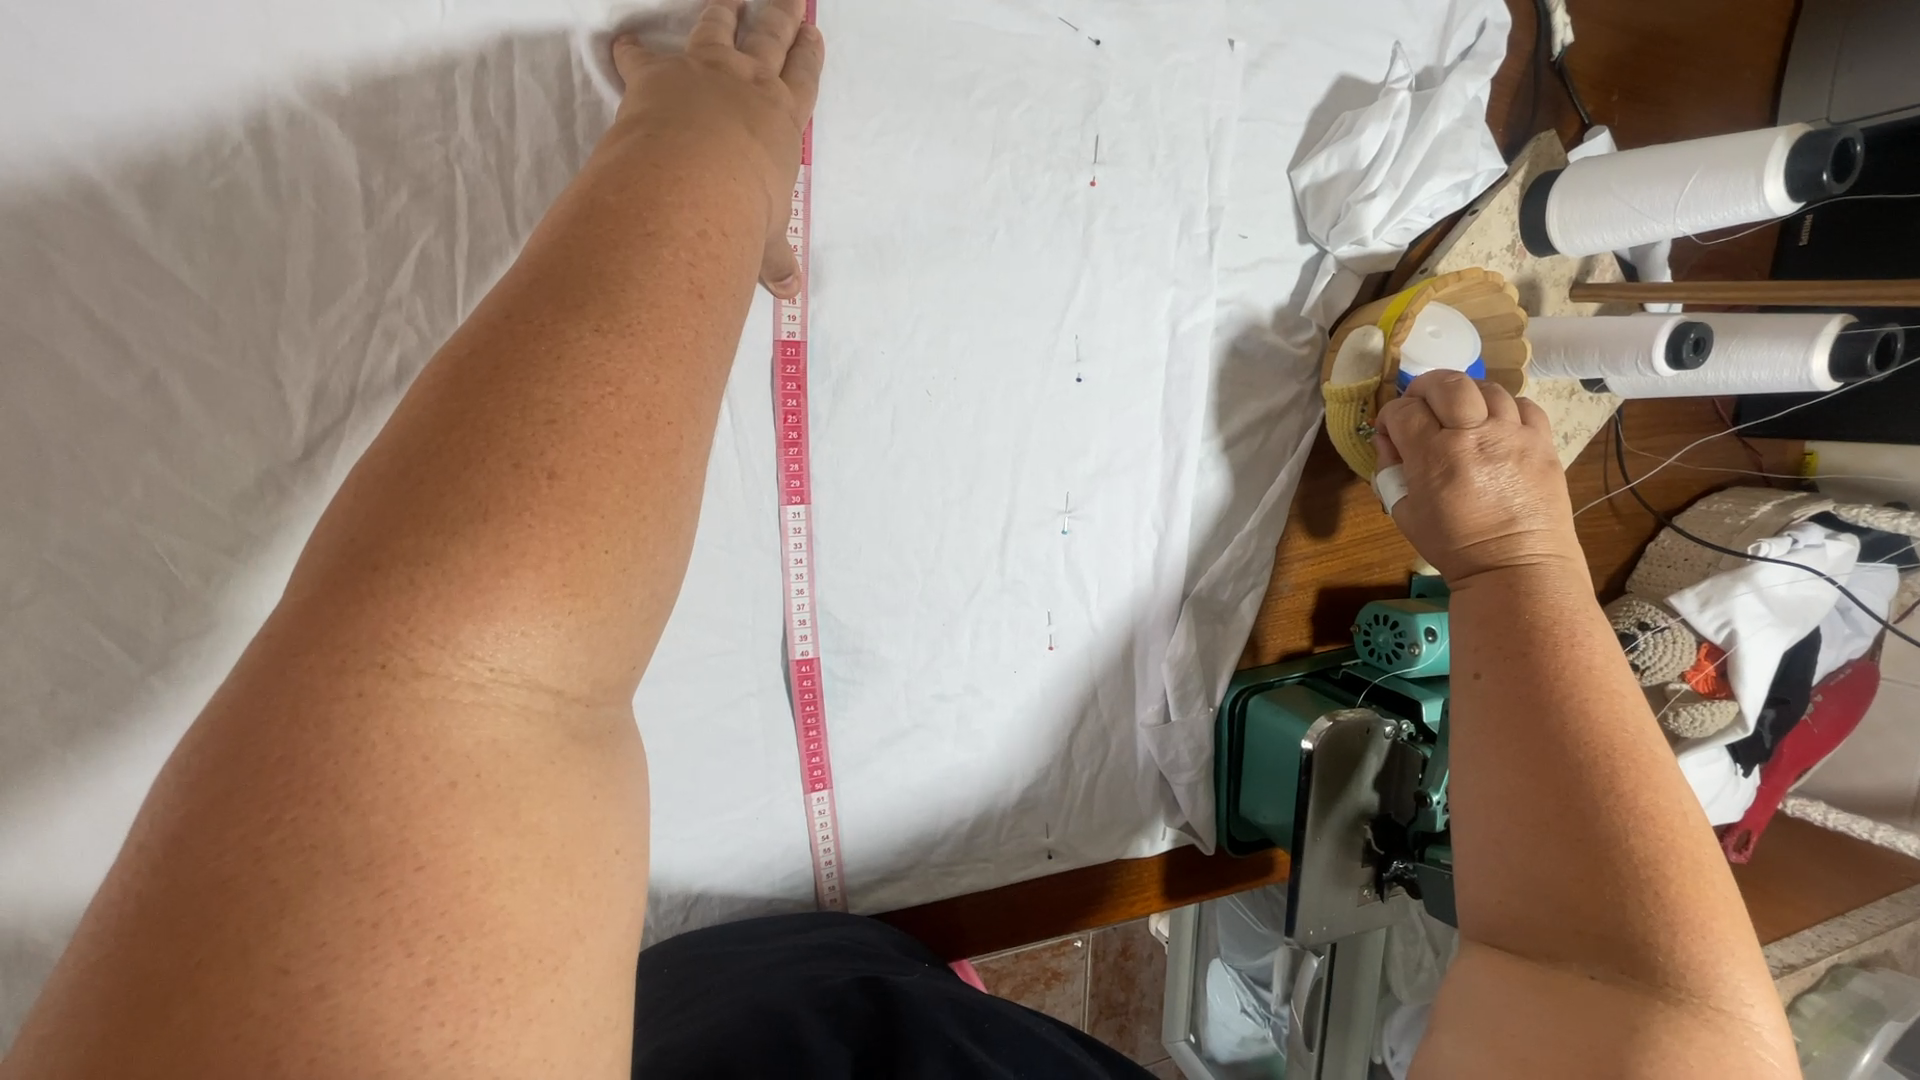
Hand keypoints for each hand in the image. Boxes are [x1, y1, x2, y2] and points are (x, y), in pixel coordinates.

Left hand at [612, 0, 824, 298]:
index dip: (809, 56)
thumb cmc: (744, 214)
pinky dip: (631, 50)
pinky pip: (641, 55)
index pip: (804, 80)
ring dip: (724, 10)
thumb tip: (789, 292)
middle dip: (782, 15)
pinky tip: (623, 42)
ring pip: (718, 27)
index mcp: (784, 121)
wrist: (695, 185)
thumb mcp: (766, 243)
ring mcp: (704, 73)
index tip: (813, 34)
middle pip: (770, 38)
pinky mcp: (658, 75)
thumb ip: (776, 260)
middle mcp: (749, 86)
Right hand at [1373, 372, 1583, 584]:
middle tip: (1418, 405)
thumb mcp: (1403, 511)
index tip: (1389, 430)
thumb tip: (1389, 441)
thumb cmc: (1452, 543)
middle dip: (1424, 387)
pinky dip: (1503, 407)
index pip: (1404, 410)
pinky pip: (1523, 405)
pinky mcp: (1543, 441)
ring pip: (1487, 388)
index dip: (1390, 415)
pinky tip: (1493, 424)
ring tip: (1457, 414)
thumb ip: (1390, 470)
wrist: (1514, 564)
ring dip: (1464, 395)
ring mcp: (1514, 434)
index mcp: (1434, 455)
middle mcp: (1475, 435)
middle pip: (1448, 384)